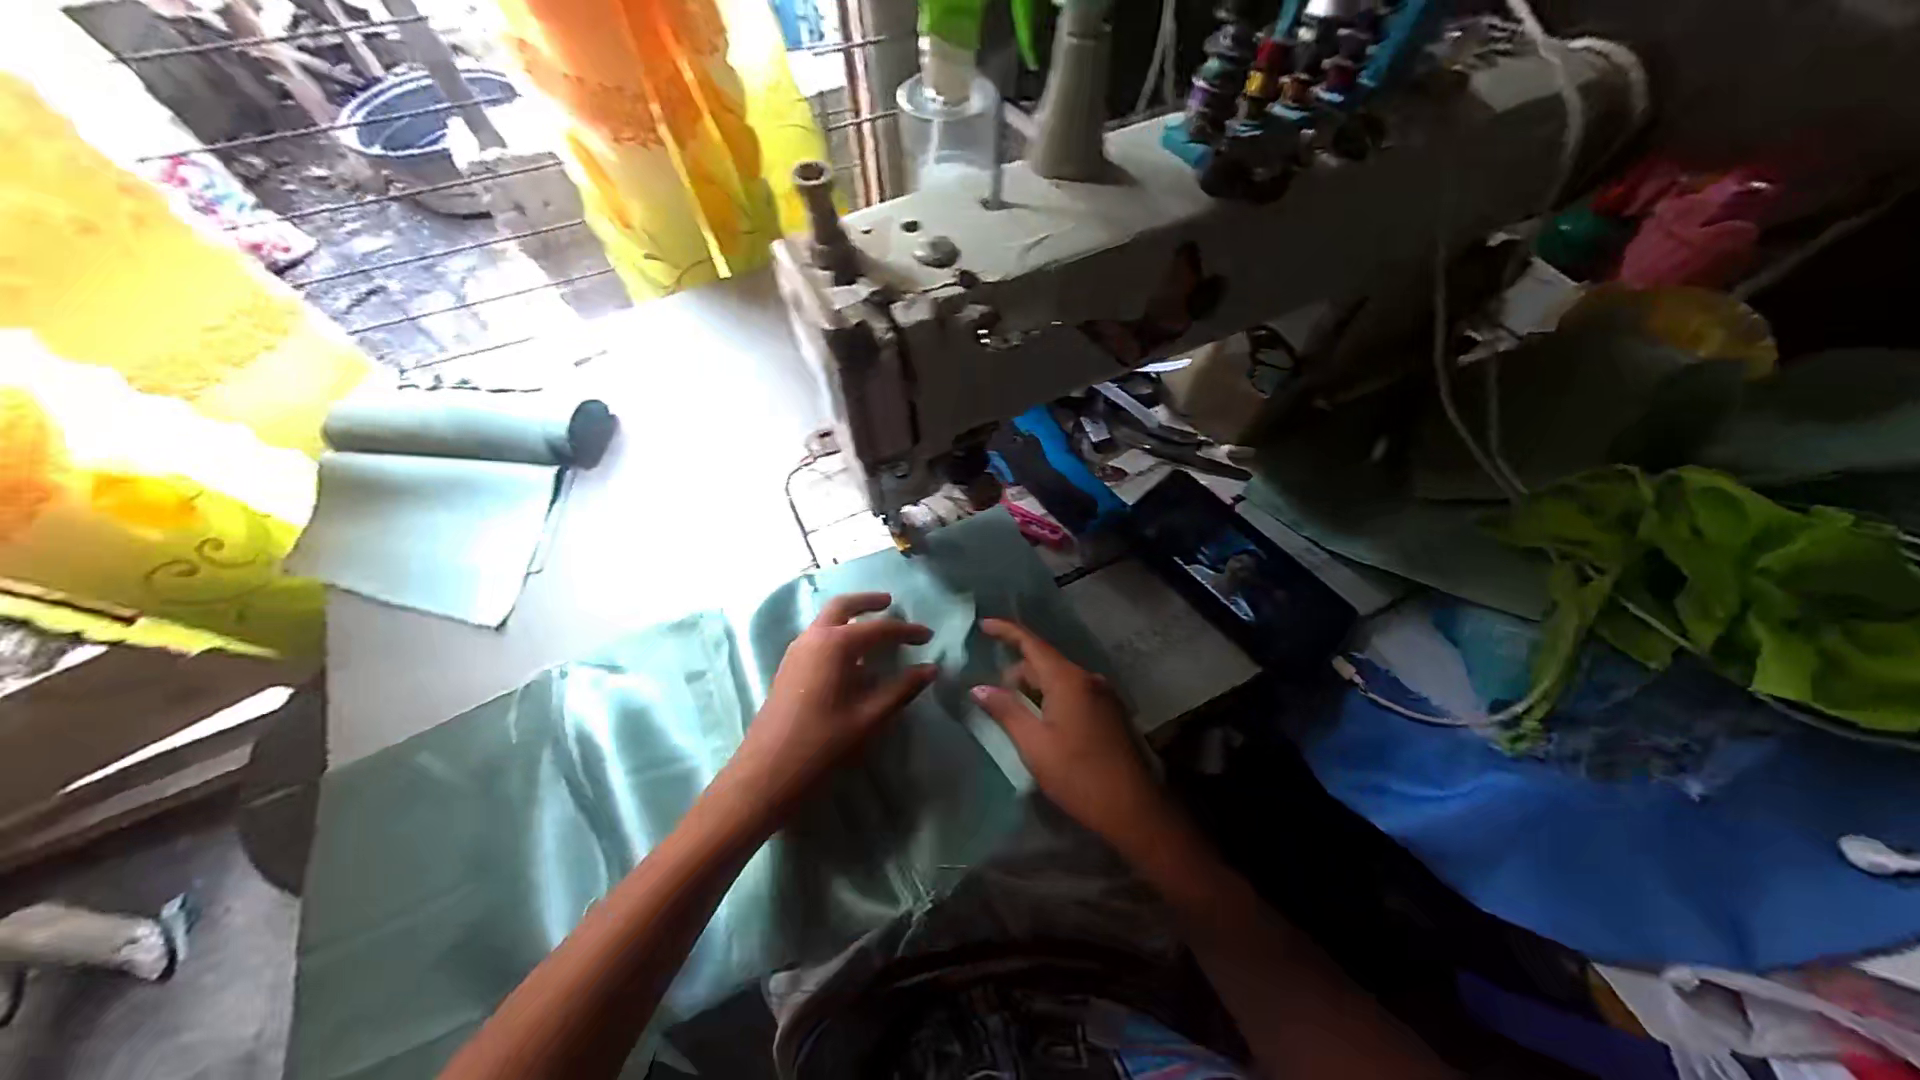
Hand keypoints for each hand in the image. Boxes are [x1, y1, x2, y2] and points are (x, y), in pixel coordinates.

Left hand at [728, 592, 936, 815]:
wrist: (766, 773)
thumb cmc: (823, 745)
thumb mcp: (870, 718)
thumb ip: (901, 689)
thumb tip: (930, 669)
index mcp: (835, 644)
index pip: (880, 628)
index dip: (907, 631)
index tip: (928, 636)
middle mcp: (813, 638)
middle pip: (843, 607)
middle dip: (867, 602)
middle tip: (890, 603)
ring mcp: (796, 652)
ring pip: (826, 621)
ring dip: (850, 617)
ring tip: (875, 630)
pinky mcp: (788, 668)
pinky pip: (817, 638)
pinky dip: (837, 634)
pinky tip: (851, 658)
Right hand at [970, 619, 1173, 848]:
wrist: (1134, 808)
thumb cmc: (1078, 775)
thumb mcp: (1034, 745)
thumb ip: (1006, 710)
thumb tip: (979, 688)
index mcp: (1068, 680)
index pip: (1032, 643)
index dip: (1006, 631)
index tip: (983, 625)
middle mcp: (1088, 678)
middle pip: (1044, 662)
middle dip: (1016, 672)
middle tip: (993, 697)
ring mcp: (1103, 694)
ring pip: (1059, 679)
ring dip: (1034, 688)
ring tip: (1015, 714)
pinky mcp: (1110, 712)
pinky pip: (1074, 692)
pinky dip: (1052, 698)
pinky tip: (1042, 723)